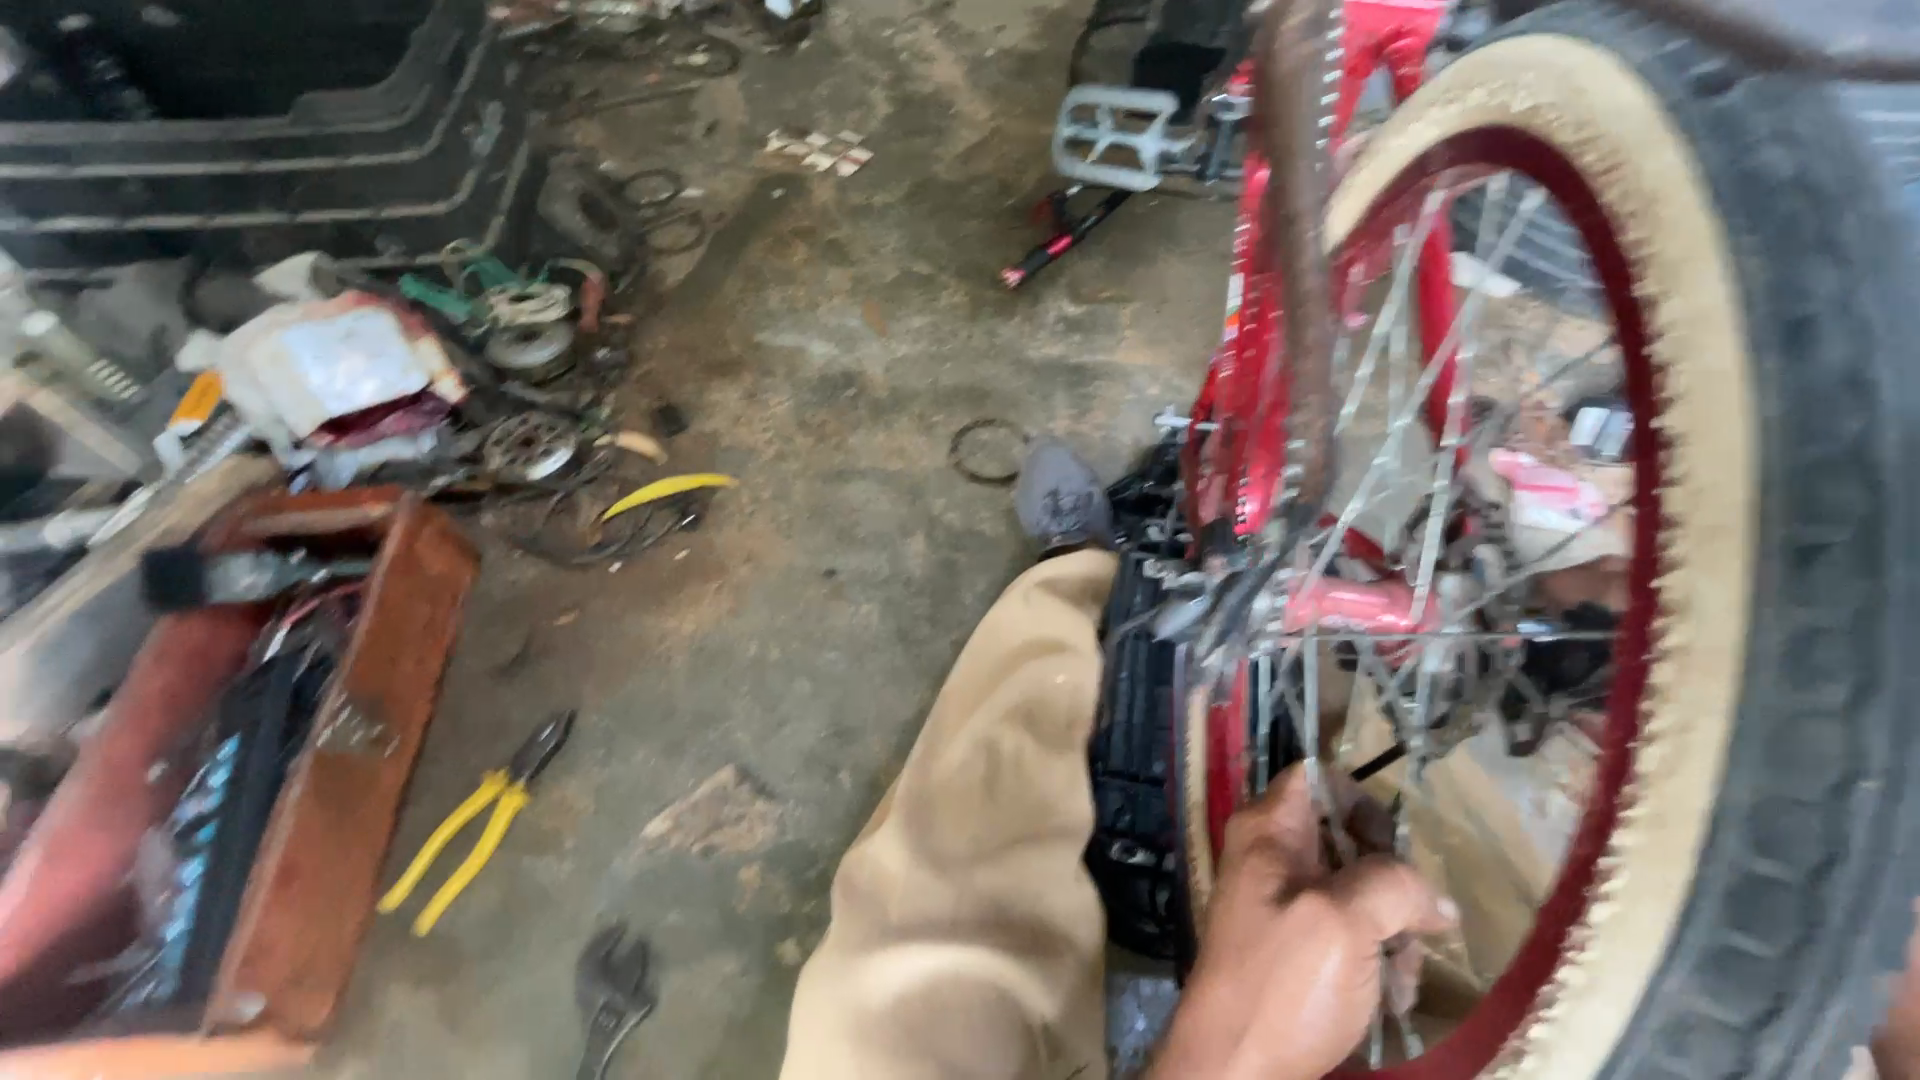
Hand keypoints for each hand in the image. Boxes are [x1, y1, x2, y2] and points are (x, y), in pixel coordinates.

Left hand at [1150, 767, 1456, 1079]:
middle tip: (1416, 925)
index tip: (1398, 846)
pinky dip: (1374, 958)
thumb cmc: (1282, 983)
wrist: (1232, 1066)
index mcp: (1268, 829)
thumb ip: (1392, 886)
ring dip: (1391, 931)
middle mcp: (1270, 855)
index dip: (1361, 799)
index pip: (1317, 777)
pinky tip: (1390, 997)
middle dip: (1391, 882)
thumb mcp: (1343, 920)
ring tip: (1403, 977)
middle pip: (1347, 838)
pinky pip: (1348, 933)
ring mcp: (1280, 902)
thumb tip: (1435, 898)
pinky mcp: (1293, 947)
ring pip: (1357, 891)